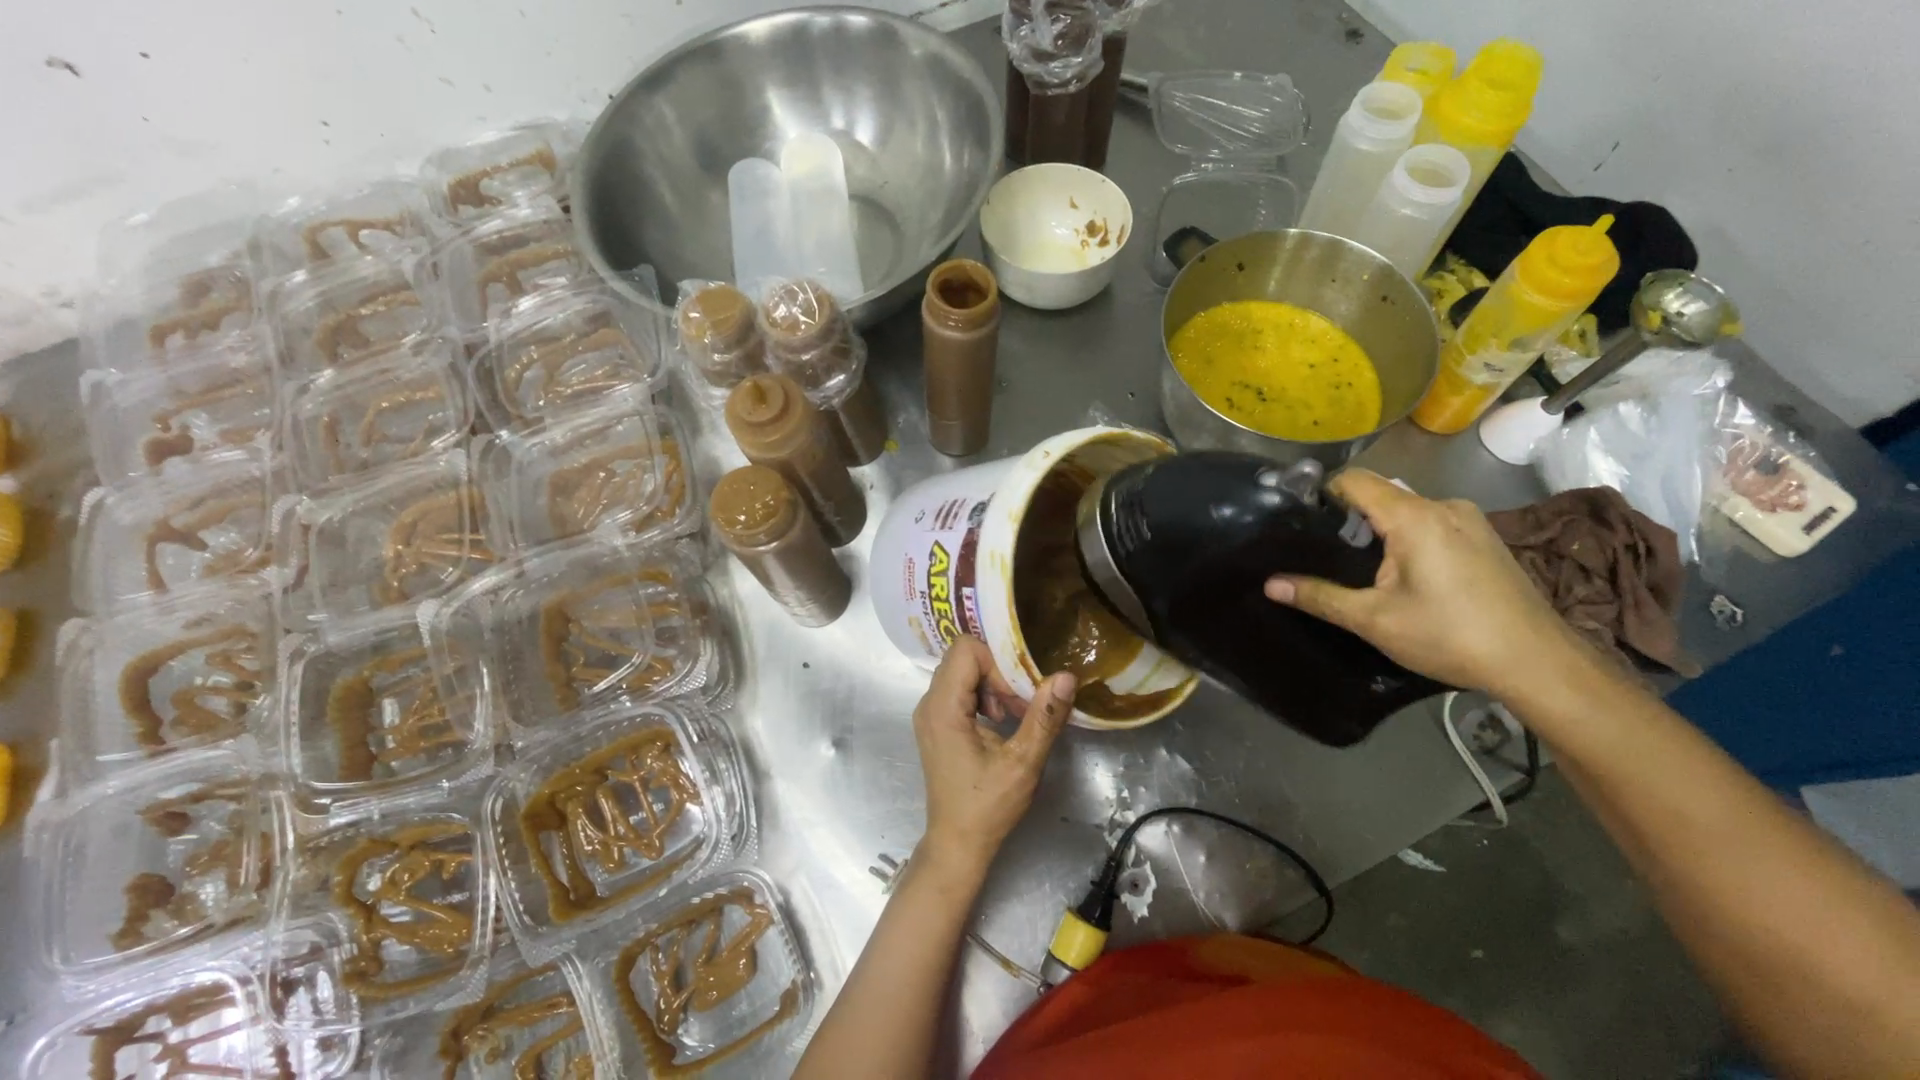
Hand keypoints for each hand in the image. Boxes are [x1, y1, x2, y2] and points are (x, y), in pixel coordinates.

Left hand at [912, 637, 1075, 875]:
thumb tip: (1066, 676)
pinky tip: (1001, 724)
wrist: (957, 842)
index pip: (966, 649)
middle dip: (998, 672)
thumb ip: (1044, 717)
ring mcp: (929, 714)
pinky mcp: (935, 725)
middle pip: (963, 658)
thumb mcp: (1023, 763)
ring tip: (1014, 716)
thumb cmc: (987, 806)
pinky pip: (958, 691)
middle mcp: (928, 704)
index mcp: (942, 708)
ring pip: (962, 673)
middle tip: (1022, 703)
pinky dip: (982, 697)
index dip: (998, 661)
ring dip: (993, 685)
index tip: (1019, 692)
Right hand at [1264, 468, 1590, 698]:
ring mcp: (1471, 520)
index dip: (1322, 494)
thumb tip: (1271, 585)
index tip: (1299, 521)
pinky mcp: (1486, 538)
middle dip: (1351, 521)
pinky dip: (1411, 541)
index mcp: (1414, 516)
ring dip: (1383, 534)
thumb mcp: (1374, 620)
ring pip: (1409, 512)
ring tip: (1364, 573)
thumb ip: (1320, 597)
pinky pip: (1434, 525)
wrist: (1535, 661)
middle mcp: (1444, 506)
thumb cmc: (1449, 636)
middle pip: (1382, 496)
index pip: (1355, 480)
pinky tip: (1407, 580)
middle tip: (1326, 557)